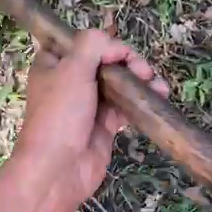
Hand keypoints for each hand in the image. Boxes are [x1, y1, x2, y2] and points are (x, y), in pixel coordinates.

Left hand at [6, 30, 166, 211]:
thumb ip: (93, 45)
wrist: (57, 169)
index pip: (83, 42)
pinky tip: (157, 98)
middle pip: (105, 61)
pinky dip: (140, 101)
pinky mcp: (103, 125)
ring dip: (140, 81)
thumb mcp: (72, 68)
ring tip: (158, 86)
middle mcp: (69, 81)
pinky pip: (124, 106)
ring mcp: (87, 104)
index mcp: (53, 63)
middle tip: (144, 71)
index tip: (122, 54)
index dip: (106, 44)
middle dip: (129, 62)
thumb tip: (115, 45)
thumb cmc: (60, 113)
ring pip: (118, 83)